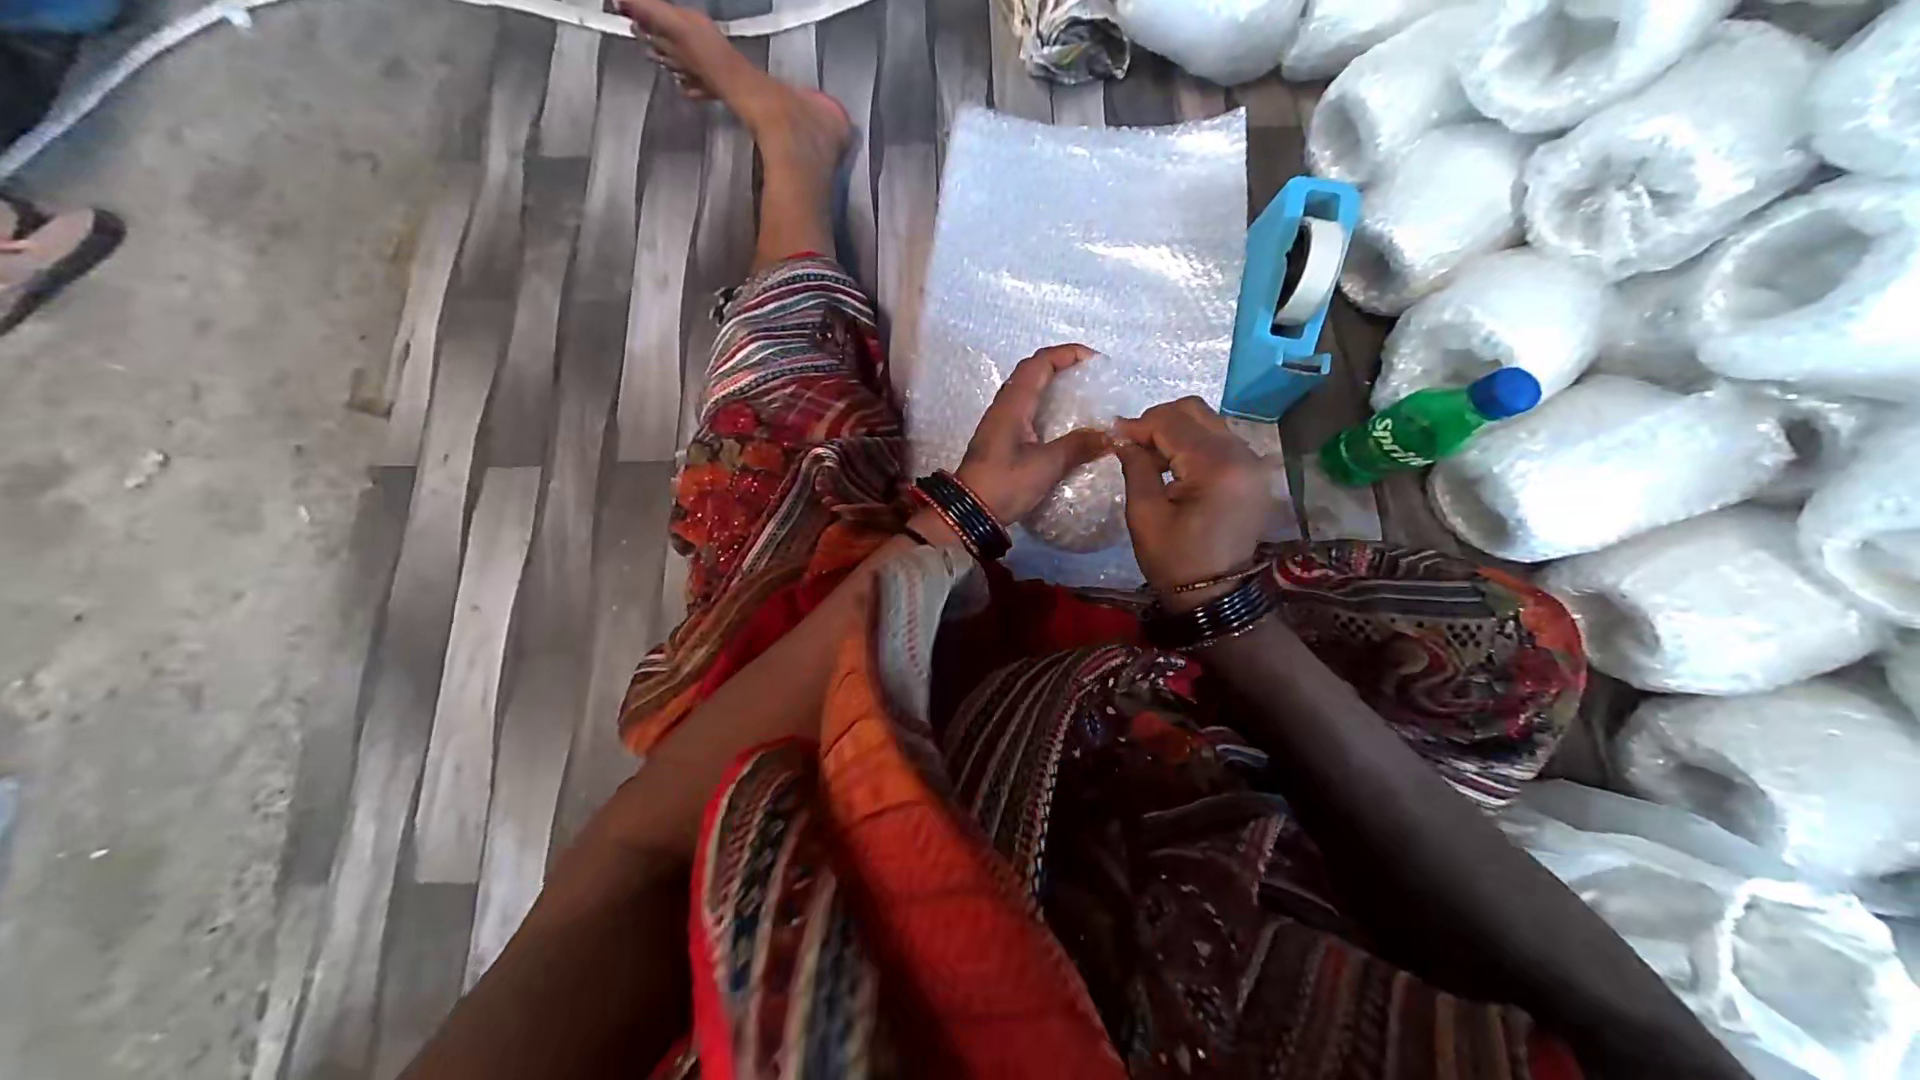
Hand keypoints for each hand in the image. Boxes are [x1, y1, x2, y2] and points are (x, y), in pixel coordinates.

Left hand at [953, 344, 1112, 522]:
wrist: (970, 512)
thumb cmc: (1005, 484)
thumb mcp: (1046, 466)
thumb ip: (1078, 446)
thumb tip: (1109, 435)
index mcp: (1013, 404)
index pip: (1039, 363)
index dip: (1066, 354)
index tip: (1094, 360)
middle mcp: (1004, 406)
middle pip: (1032, 372)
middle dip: (1061, 366)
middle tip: (1089, 375)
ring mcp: (1000, 423)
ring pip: (1028, 391)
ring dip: (1052, 385)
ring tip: (1080, 394)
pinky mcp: (1001, 440)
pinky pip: (1026, 410)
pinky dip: (1046, 405)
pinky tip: (1062, 422)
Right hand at [1114, 397, 1271, 602]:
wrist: (1214, 594)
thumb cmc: (1174, 559)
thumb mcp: (1144, 514)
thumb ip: (1136, 466)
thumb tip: (1123, 437)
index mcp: (1216, 466)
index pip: (1171, 423)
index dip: (1138, 425)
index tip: (1112, 435)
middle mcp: (1242, 454)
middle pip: (1194, 411)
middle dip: (1158, 421)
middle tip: (1132, 444)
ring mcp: (1252, 462)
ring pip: (1207, 422)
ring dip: (1175, 431)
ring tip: (1150, 457)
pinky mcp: (1252, 472)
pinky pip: (1219, 440)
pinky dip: (1192, 443)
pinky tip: (1174, 466)